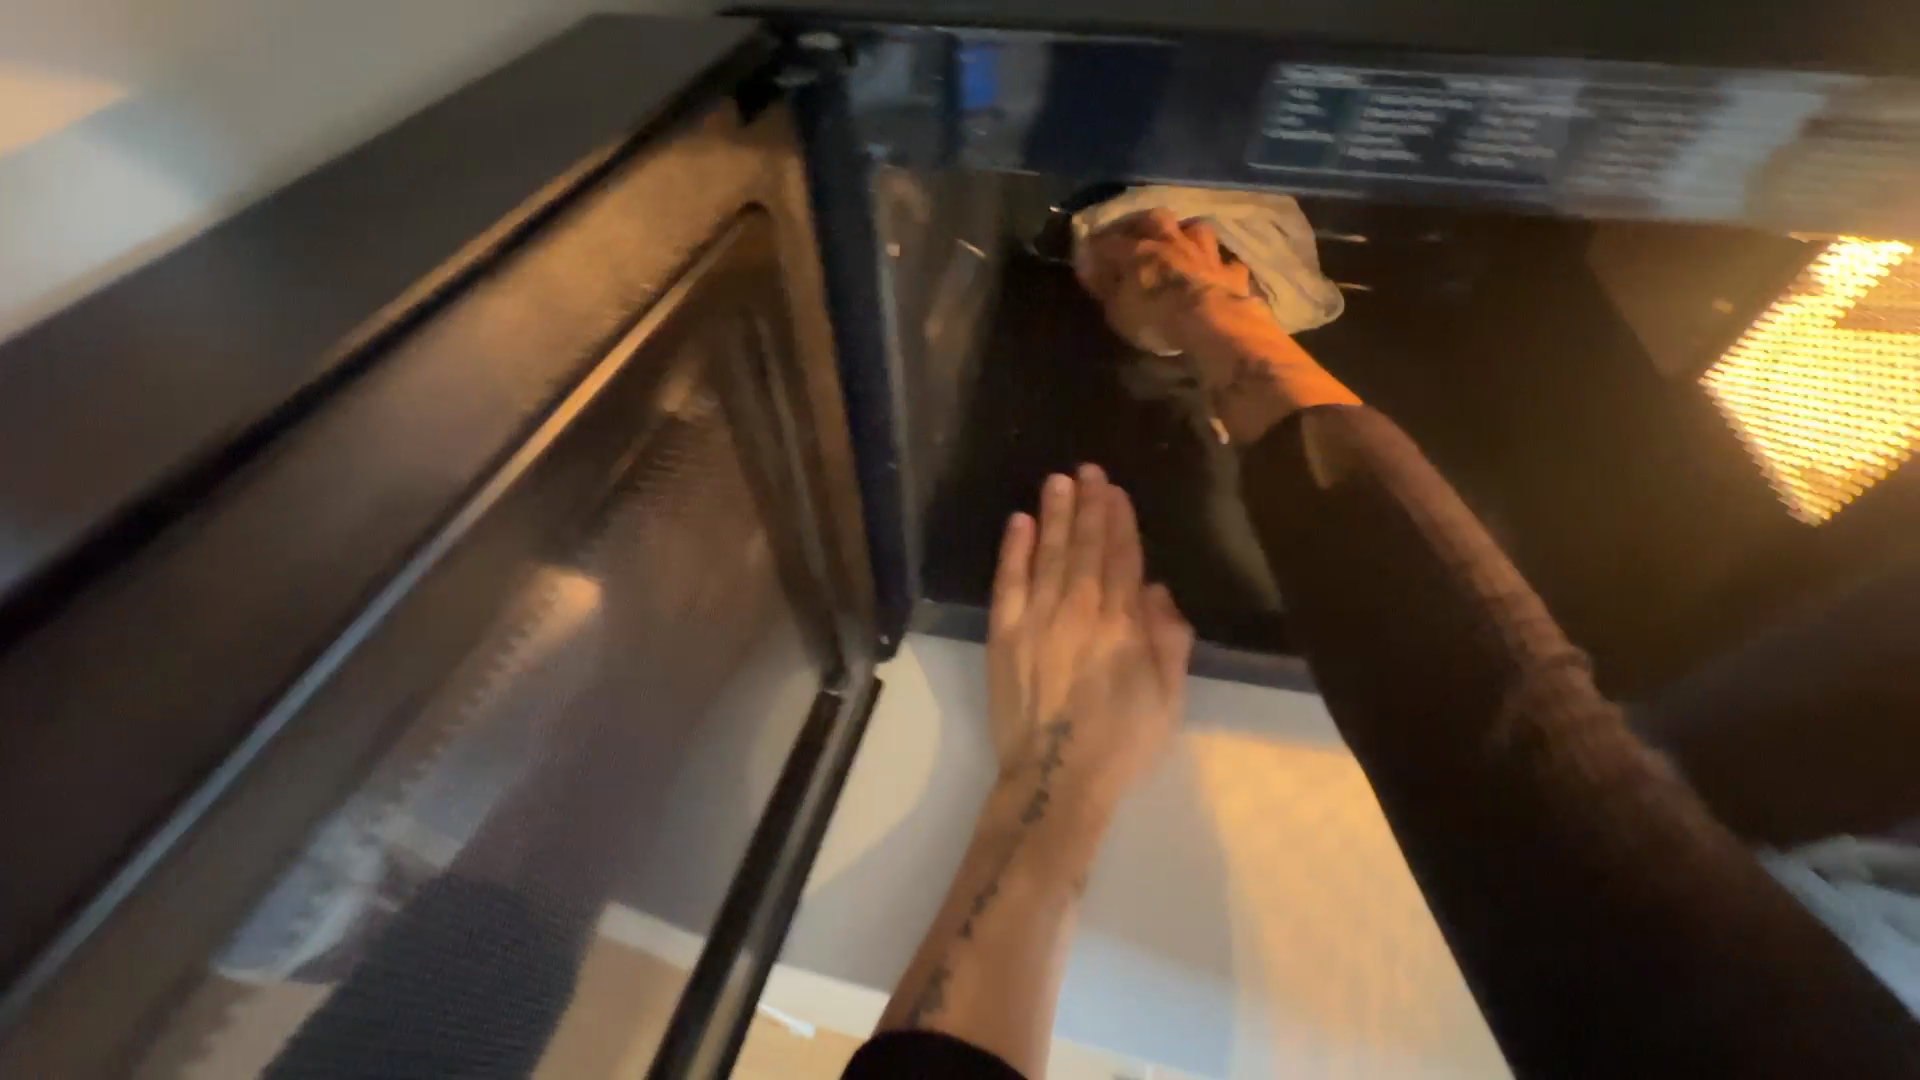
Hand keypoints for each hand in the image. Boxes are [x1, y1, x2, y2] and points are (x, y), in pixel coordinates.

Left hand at [986, 465, 1193, 810]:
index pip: (1123, 559)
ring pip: (1049, 554)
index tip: (1116, 492)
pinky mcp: (1004, 633)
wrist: (1057, 777)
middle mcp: (1080, 610)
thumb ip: (1169, 638)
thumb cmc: (1122, 743)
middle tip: (1087, 470)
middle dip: (1089, 505)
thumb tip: (1157, 589)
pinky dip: (1014, 550)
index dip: (1120, 522)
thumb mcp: (1169, 697)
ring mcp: (1038, 618)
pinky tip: (1019, 522)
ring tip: (1057, 481)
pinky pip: (1009, 581)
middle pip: (1086, 547)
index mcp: (1123, 624)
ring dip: (1054, 515)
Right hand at [1074, 208, 1258, 358]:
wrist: (1210, 322)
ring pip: (1195, 228)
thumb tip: (1089, 268)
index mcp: (1139, 251)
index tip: (1087, 252)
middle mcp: (1171, 242)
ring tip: (1180, 242)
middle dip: (1142, 224)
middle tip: (1136, 233)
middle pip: (1155, 219)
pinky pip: (1226, 262)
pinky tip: (1217, 269)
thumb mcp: (1118, 310)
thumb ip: (1104, 287)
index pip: (1109, 242)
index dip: (1096, 247)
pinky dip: (1219, 264)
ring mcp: (1205, 254)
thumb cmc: (1155, 316)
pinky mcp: (1230, 272)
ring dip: (1186, 233)